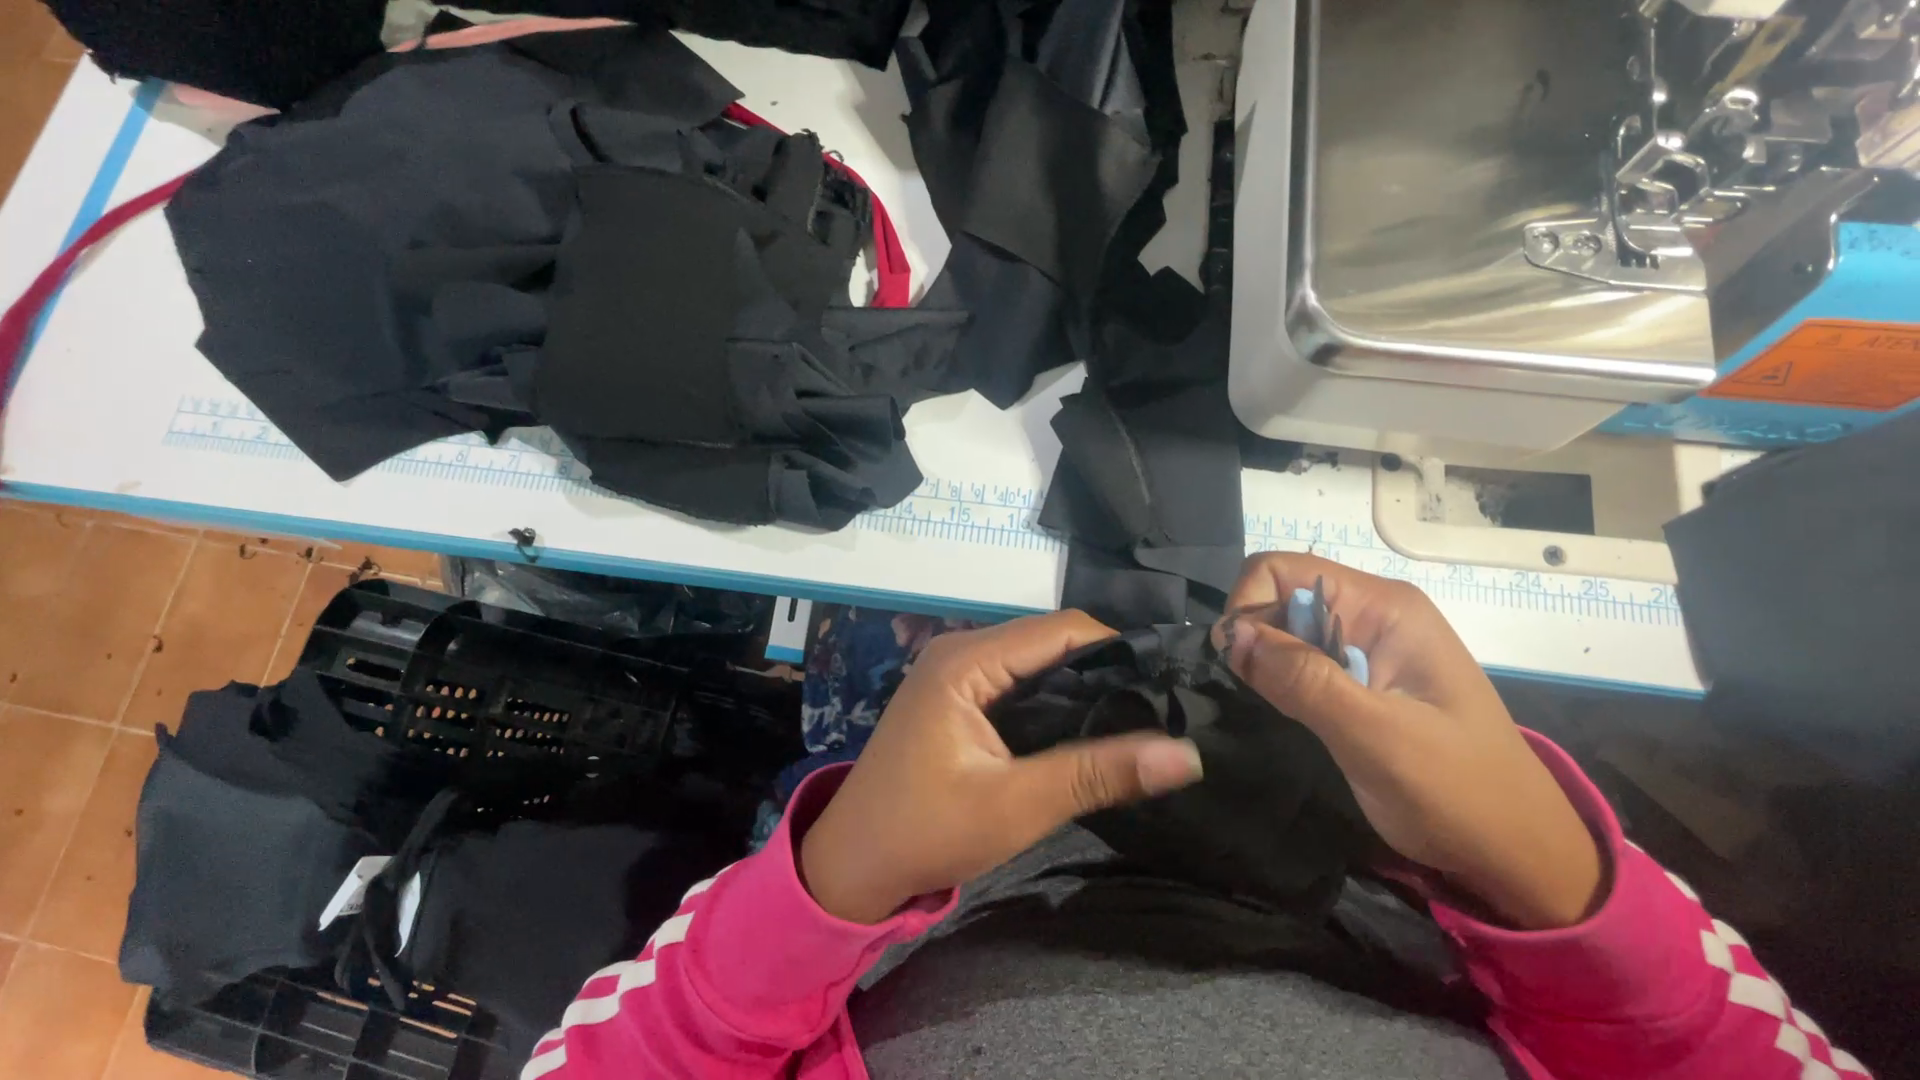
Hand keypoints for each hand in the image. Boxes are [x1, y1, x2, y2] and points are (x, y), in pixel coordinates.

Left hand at [799, 612, 1204, 922]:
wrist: (853, 864)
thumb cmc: (927, 831)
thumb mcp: (1018, 805)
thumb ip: (1098, 773)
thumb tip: (1187, 755)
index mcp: (966, 660)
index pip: (1063, 629)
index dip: (1120, 651)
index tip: (1170, 687)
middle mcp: (960, 650)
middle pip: (1052, 641)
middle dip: (1106, 671)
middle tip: (1162, 709)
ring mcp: (955, 672)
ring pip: (1037, 663)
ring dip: (1082, 688)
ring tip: (1138, 719)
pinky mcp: (957, 697)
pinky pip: (1018, 682)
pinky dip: (1053, 701)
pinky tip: (1086, 729)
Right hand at [1215, 554, 1603, 929]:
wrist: (1516, 851)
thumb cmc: (1456, 790)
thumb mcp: (1376, 736)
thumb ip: (1302, 680)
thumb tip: (1230, 634)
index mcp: (1384, 608)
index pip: (1282, 570)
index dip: (1247, 607)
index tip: (1237, 664)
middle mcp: (1372, 614)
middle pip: (1279, 597)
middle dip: (1253, 638)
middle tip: (1262, 697)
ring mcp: (1366, 647)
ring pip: (1285, 632)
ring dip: (1266, 665)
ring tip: (1279, 711)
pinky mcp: (1359, 680)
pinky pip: (1300, 663)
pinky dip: (1282, 685)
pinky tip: (1293, 717)